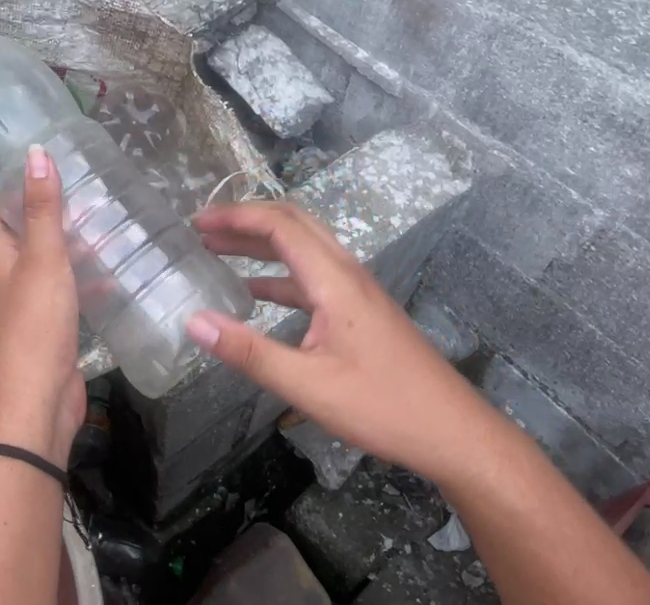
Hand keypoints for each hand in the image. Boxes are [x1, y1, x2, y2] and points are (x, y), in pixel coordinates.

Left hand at [0, 144, 86, 465]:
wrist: (40, 399)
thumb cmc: (36, 322)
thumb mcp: (43, 256)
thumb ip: (42, 208)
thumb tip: (35, 152)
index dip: (12, 195)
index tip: (46, 177)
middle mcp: (8, 280)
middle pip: (23, 239)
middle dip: (51, 219)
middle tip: (88, 198)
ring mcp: (29, 307)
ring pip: (49, 267)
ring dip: (72, 249)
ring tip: (107, 228)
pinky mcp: (51, 329)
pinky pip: (68, 295)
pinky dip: (87, 283)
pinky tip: (114, 277)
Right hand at [184, 201, 494, 485]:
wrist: (454, 432)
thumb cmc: (383, 407)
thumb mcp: (308, 386)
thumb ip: (249, 352)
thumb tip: (194, 322)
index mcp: (334, 280)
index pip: (279, 225)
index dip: (235, 216)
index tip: (197, 222)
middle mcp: (346, 273)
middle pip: (292, 223)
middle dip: (244, 219)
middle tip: (202, 229)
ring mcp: (355, 290)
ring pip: (303, 246)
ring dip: (260, 242)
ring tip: (217, 250)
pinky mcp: (359, 310)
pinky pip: (311, 274)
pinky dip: (277, 272)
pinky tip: (253, 292)